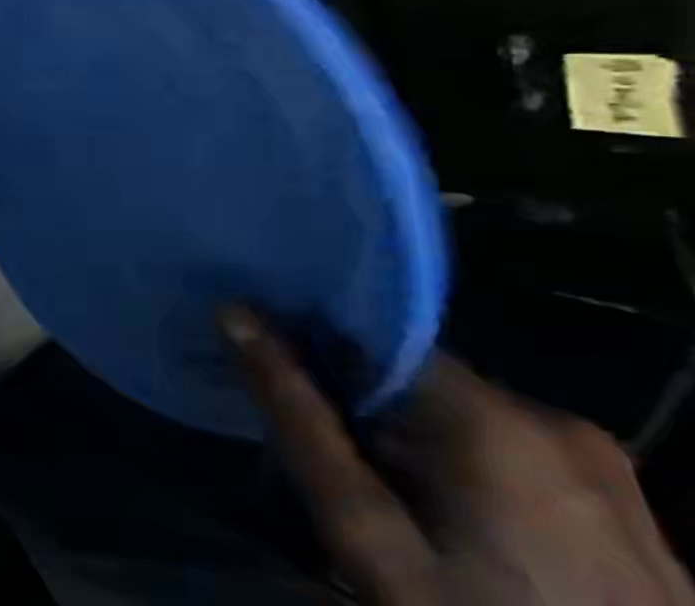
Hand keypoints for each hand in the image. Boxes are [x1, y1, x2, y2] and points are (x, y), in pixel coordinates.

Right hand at [221, 307, 694, 605]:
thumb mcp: (367, 535)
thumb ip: (298, 420)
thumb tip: (233, 315)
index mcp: (493, 416)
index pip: (369, 335)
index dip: (308, 347)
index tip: (265, 375)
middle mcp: (553, 417)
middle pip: (410, 375)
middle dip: (353, 402)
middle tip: (322, 460)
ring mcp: (599, 459)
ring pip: (452, 410)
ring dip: (401, 433)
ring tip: (378, 495)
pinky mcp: (618, 498)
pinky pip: (501, 445)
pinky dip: (452, 460)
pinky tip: (442, 518)